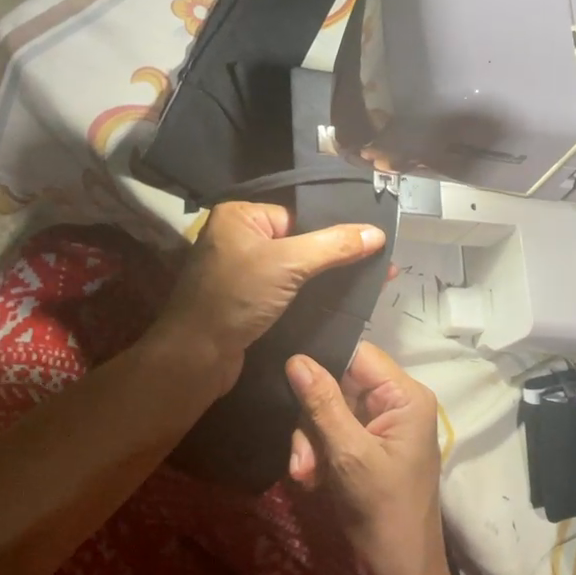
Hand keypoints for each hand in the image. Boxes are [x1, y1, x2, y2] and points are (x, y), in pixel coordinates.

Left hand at [148, 202, 384, 397]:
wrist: (195, 359)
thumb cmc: (236, 298)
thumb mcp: (288, 264)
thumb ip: (334, 246)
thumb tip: (379, 232)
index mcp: (240, 216)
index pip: (298, 215)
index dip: (333, 230)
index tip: (374, 241)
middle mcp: (239, 238)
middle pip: (301, 241)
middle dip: (337, 255)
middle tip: (381, 265)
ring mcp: (242, 272)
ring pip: (297, 269)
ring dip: (327, 279)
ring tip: (371, 283)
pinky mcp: (249, 302)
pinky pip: (288, 291)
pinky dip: (312, 296)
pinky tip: (343, 301)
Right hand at [286, 343, 445, 574]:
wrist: (399, 571)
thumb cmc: (382, 510)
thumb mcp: (348, 454)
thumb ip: (322, 404)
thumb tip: (296, 359)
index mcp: (406, 396)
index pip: (358, 355)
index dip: (324, 366)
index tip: (292, 385)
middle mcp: (397, 403)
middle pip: (339, 385)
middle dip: (313, 420)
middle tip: (302, 458)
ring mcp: (383, 426)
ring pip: (330, 411)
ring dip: (311, 443)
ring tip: (305, 475)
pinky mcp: (369, 447)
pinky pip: (335, 434)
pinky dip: (319, 454)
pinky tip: (311, 480)